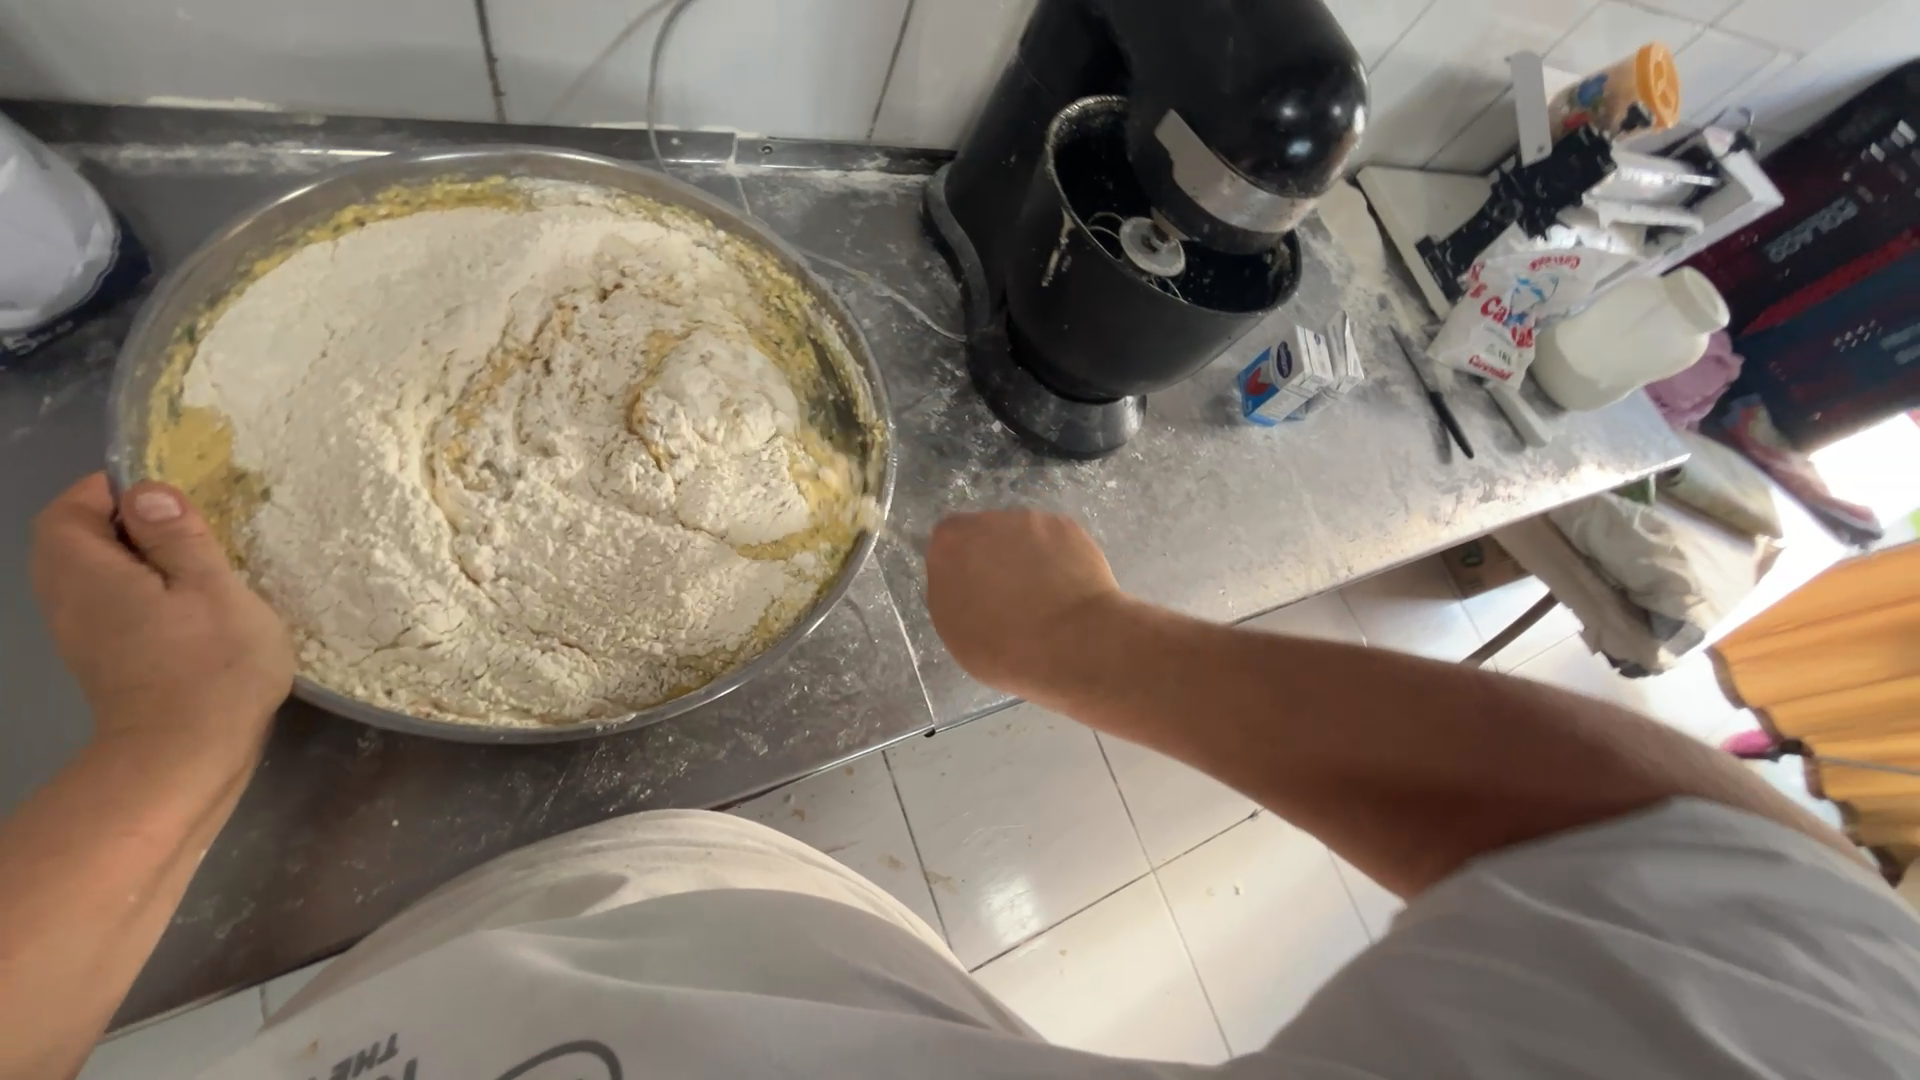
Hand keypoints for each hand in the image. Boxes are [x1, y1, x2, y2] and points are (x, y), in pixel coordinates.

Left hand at [30, 474, 293, 753]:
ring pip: (89, 574)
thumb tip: (146, 490)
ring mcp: (81, 633)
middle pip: (72, 541)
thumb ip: (178, 538)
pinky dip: (137, 587)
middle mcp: (68, 598)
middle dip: (121, 521)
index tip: (170, 492)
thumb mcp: (212, 588)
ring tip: (195, 561)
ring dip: (132, 557)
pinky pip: (105, 602)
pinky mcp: (103, 657)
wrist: (186, 749)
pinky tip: (185, 602)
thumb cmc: (211, 662)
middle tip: (189, 523)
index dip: (112, 489)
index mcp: (88, 572)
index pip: (72, 510)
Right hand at [925, 509, 1122, 698]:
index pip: (947, 545)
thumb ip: (951, 592)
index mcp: (950, 544)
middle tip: (1010, 596)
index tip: (974, 593)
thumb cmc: (1003, 648)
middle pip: (986, 534)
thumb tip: (966, 580)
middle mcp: (987, 520)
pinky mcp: (1068, 527)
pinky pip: (1055, 541)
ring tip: (1045, 596)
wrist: (1073, 644)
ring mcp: (1031, 520)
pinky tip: (1067, 588)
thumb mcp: (954, 630)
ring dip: (1028, 557)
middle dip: (995, 558)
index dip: (961, 568)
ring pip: (1023, 536)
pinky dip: (1058, 558)